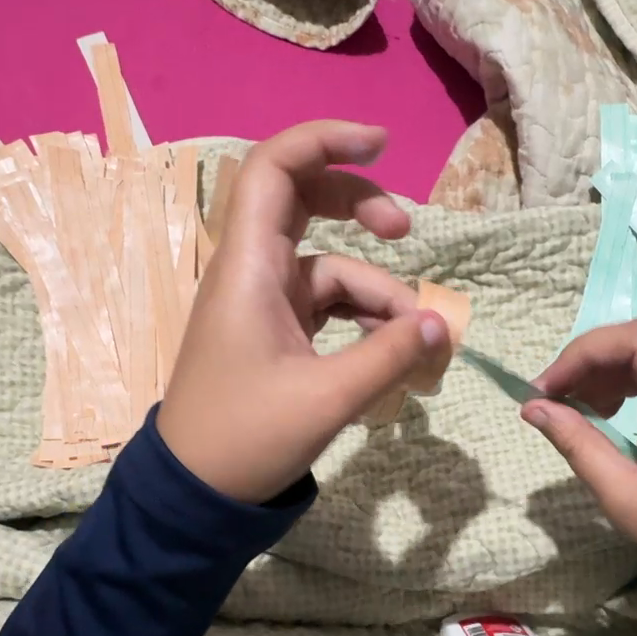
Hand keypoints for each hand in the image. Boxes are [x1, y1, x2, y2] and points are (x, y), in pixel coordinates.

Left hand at [157, 121, 450, 503]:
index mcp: (249, 268)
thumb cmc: (245, 438)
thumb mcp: (327, 399)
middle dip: (362, 209)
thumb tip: (440, 324)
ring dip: (377, 296)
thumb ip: (389, 356)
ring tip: (418, 346)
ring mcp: (264, 303)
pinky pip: (327, 307)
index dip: (325, 142)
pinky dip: (362, 322)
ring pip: (329, 270)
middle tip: (405, 234)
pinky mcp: (275, 334)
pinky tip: (392, 355)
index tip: (382, 145)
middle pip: (305, 204)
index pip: (275, 169)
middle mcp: (253, 272)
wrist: (196, 492)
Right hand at [522, 320, 636, 581]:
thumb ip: (578, 445)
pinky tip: (610, 405)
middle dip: (591, 360)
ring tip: (578, 405)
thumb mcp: (626, 498)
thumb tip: (532, 407)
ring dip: (610, 368)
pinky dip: (634, 377)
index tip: (544, 388)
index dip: (584, 354)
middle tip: (553, 396)